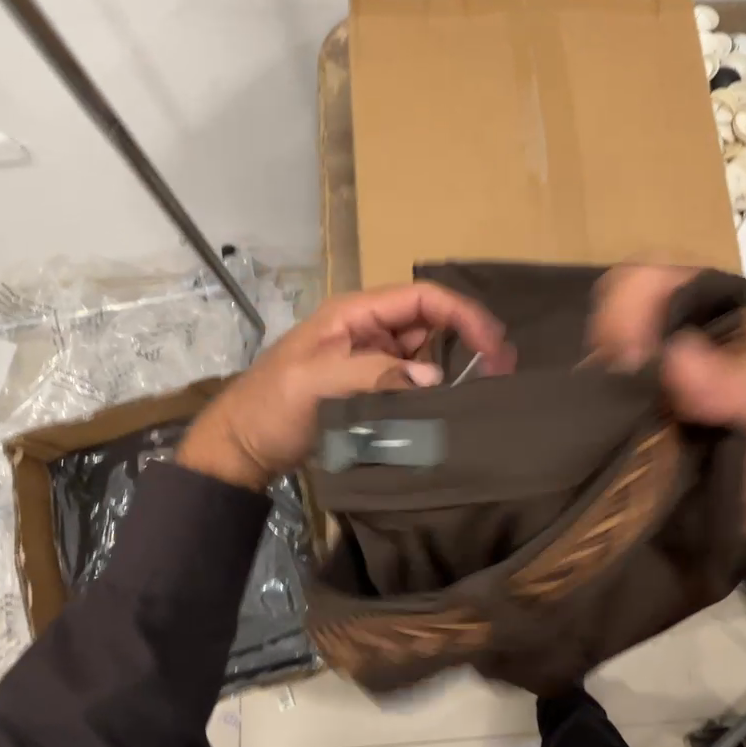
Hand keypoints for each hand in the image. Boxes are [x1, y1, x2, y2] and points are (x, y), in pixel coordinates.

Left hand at [178, 283, 513, 490]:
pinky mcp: (371, 388)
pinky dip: (436, 389)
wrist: (242, 448)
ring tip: (487, 388)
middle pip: (430, 322)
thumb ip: (375, 374)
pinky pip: (412, 381)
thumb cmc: (271, 408)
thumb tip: (435, 380)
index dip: (461, 314)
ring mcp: (370, 359)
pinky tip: (455, 405)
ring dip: (456, 366)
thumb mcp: (316, 384)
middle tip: (503, 369)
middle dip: (468, 338)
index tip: (493, 344)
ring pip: (426, 353)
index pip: (420, 299)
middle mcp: (367, 330)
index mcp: (354, 314)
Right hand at [590, 265, 745, 536]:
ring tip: (611, 411)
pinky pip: (591, 404)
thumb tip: (676, 357)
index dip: (643, 295)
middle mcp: (677, 344)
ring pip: (598, 352)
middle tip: (619, 377)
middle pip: (621, 307)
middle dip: (611, 332)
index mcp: (725, 323)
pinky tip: (602, 430)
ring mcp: (646, 385)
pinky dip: (586, 411)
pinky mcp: (623, 426)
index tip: (636, 346)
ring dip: (596, 374)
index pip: (671, 279)